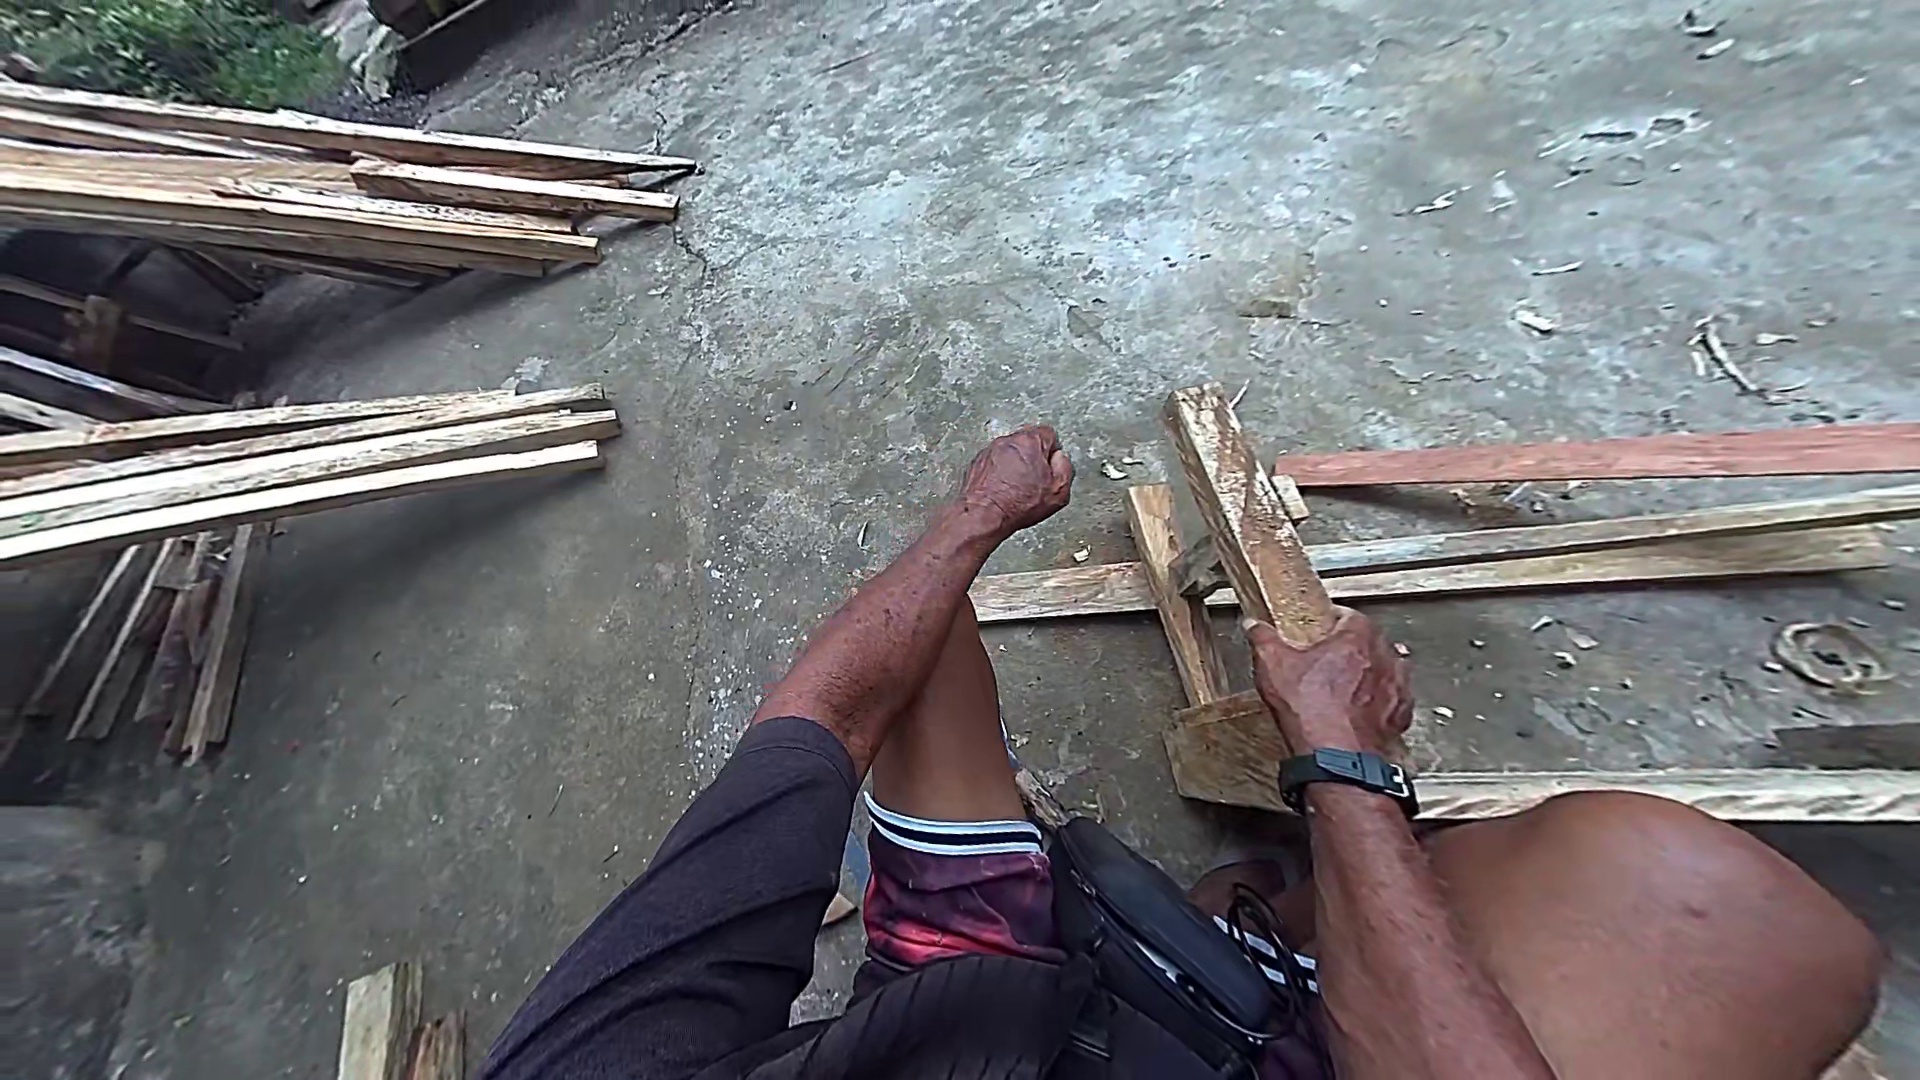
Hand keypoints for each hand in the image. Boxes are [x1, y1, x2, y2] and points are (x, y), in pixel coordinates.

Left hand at [957, 426, 1072, 537]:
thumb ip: (1064, 467)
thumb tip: (1060, 458)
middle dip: (1033, 456)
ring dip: (1014, 464)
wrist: (984, 514)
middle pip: (1027, 441)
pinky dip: (998, 472)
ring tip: (1016, 486)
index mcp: (1030, 441)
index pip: (1049, 434)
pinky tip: (1002, 488)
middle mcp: (1008, 441)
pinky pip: (994, 462)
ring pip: (1009, 452)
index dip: (1052, 451)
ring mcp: (990, 450)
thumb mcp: (1058, 490)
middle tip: (1034, 479)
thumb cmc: (1018, 504)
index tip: (1050, 467)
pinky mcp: (977, 462)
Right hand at [1244, 608, 1411, 756]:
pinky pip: (1392, 697)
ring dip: (1367, 670)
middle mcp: (1383, 659)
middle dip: (1351, 644)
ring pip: (1385, 668)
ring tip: (1343, 681)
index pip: (1351, 615)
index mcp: (1355, 639)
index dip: (1333, 618)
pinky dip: (1377, 698)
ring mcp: (1396, 688)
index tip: (1321, 623)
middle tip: (1328, 653)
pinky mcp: (1400, 715)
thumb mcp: (1272, 665)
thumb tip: (1255, 626)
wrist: (1336, 755)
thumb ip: (1263, 639)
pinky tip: (1357, 706)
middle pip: (1371, 640)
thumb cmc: (1311, 709)